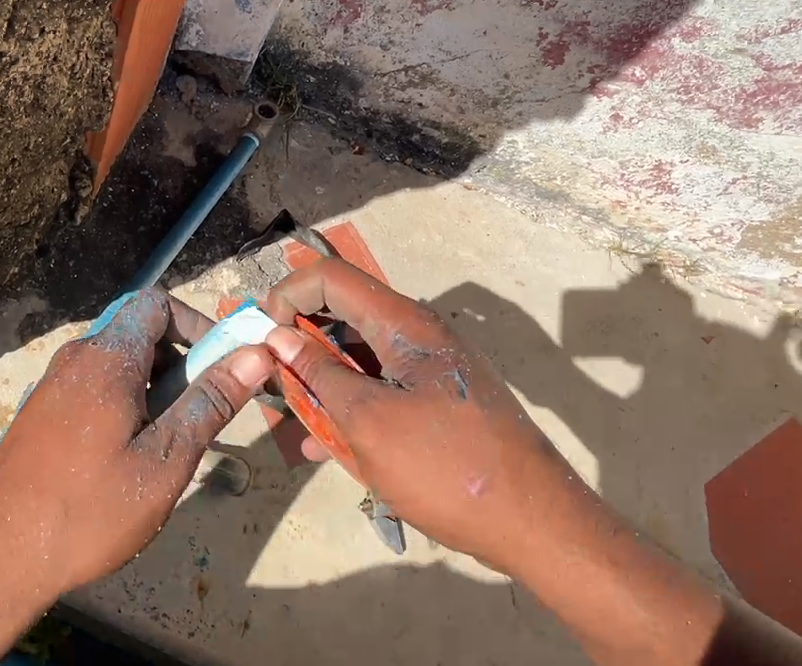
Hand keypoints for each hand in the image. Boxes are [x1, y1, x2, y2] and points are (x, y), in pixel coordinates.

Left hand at [0, 288, 270, 597]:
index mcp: (107, 357)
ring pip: (119, 364)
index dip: (197, 323)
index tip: (222, 365)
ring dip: (154, 389)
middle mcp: (77, 358)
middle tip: (201, 415)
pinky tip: (129, 458)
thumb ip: (209, 403)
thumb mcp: (164, 460)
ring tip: (168, 444)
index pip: (157, 304)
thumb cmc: (89, 509)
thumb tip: (255, 354)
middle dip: (180, 364)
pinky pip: (95, 388)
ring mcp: (54, 384)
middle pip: (140, 334)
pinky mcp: (42, 412)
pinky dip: (125, 404)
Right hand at [261, 258, 607, 577]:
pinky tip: (327, 447)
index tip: (263, 334)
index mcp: (403, 323)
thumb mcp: (367, 422)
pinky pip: (380, 386)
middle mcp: (417, 333)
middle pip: (344, 312)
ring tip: (293, 417)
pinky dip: (350, 404)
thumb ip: (318, 374)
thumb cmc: (444, 467)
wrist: (538, 525)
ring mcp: (431, 367)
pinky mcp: (438, 399)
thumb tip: (278, 337)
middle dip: (299, 338)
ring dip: (321, 378)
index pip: (332, 277)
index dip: (288, 293)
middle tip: (271, 375)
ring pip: (359, 354)